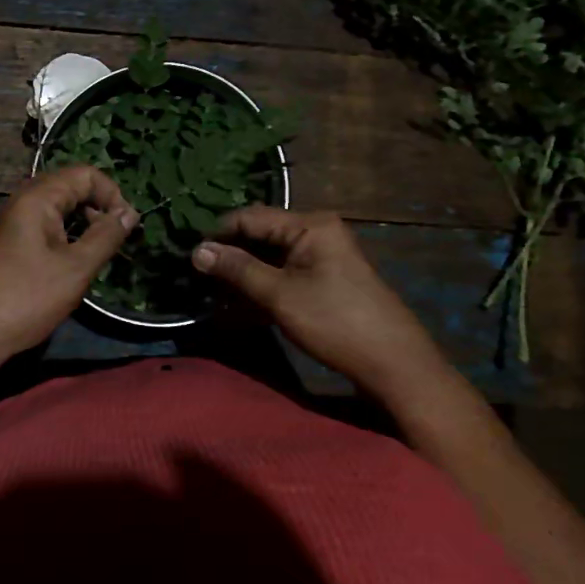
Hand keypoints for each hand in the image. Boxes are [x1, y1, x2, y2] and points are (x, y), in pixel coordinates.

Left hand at [0, 166, 137, 367]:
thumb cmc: (29, 297)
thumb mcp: (76, 268)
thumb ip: (106, 236)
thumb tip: (130, 213)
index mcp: (37, 197)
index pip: (85, 174)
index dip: (112, 194)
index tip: (127, 227)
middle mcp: (25, 200)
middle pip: (72, 186)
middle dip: (100, 207)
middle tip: (116, 240)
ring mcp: (17, 220)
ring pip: (62, 206)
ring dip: (86, 221)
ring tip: (101, 251)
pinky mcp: (15, 239)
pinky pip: (49, 223)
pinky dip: (69, 233)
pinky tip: (79, 258)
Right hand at [191, 208, 449, 399]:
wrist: (396, 367)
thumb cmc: (335, 322)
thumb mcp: (279, 295)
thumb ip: (237, 269)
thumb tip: (197, 251)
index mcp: (310, 225)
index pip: (250, 217)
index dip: (217, 233)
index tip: (188, 254)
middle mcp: (317, 232)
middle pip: (260, 234)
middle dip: (229, 253)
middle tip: (196, 273)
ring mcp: (323, 256)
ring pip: (270, 255)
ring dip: (242, 272)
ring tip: (212, 289)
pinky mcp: (325, 279)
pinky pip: (283, 272)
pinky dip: (261, 284)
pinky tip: (240, 301)